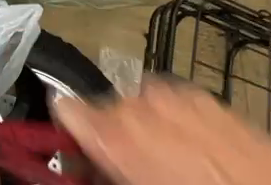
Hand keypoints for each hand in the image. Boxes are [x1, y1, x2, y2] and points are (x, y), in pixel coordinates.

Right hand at [51, 79, 270, 184]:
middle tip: (128, 173)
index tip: (79, 162)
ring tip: (168, 169)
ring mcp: (174, 93)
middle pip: (103, 112)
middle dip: (111, 140)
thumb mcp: (139, 179)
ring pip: (138, 107)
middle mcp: (139, 101)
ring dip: (144, 133)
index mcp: (118, 129)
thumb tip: (88, 168)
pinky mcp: (205, 96)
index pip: (65, 110)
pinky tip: (195, 158)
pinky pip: (172, 107)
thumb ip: (106, 170)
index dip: (69, 139)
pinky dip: (173, 126)